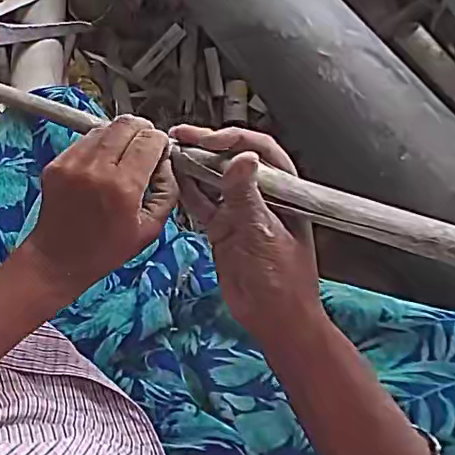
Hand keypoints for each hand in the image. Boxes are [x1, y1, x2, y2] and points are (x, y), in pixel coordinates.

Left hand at [15, 115, 177, 301]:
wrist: (58, 258)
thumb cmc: (104, 250)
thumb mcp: (150, 228)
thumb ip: (167, 190)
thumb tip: (166, 161)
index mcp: (122, 187)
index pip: (149, 140)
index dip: (160, 142)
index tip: (161, 151)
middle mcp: (95, 170)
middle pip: (127, 125)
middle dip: (141, 132)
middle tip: (145, 148)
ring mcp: (72, 164)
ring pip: (105, 129)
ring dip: (119, 137)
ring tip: (122, 158)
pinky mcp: (56, 164)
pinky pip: (84, 140)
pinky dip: (98, 146)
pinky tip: (101, 165)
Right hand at [170, 124, 322, 336]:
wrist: (273, 318)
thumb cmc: (281, 279)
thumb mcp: (263, 233)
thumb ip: (247, 195)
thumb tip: (242, 158)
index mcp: (284, 191)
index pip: (261, 151)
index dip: (234, 139)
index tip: (209, 140)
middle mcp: (261, 196)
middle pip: (233, 160)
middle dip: (207, 145)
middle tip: (181, 136)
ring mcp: (239, 212)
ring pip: (214, 178)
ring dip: (193, 164)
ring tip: (171, 150)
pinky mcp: (222, 228)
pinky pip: (202, 203)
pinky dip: (187, 190)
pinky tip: (173, 177)